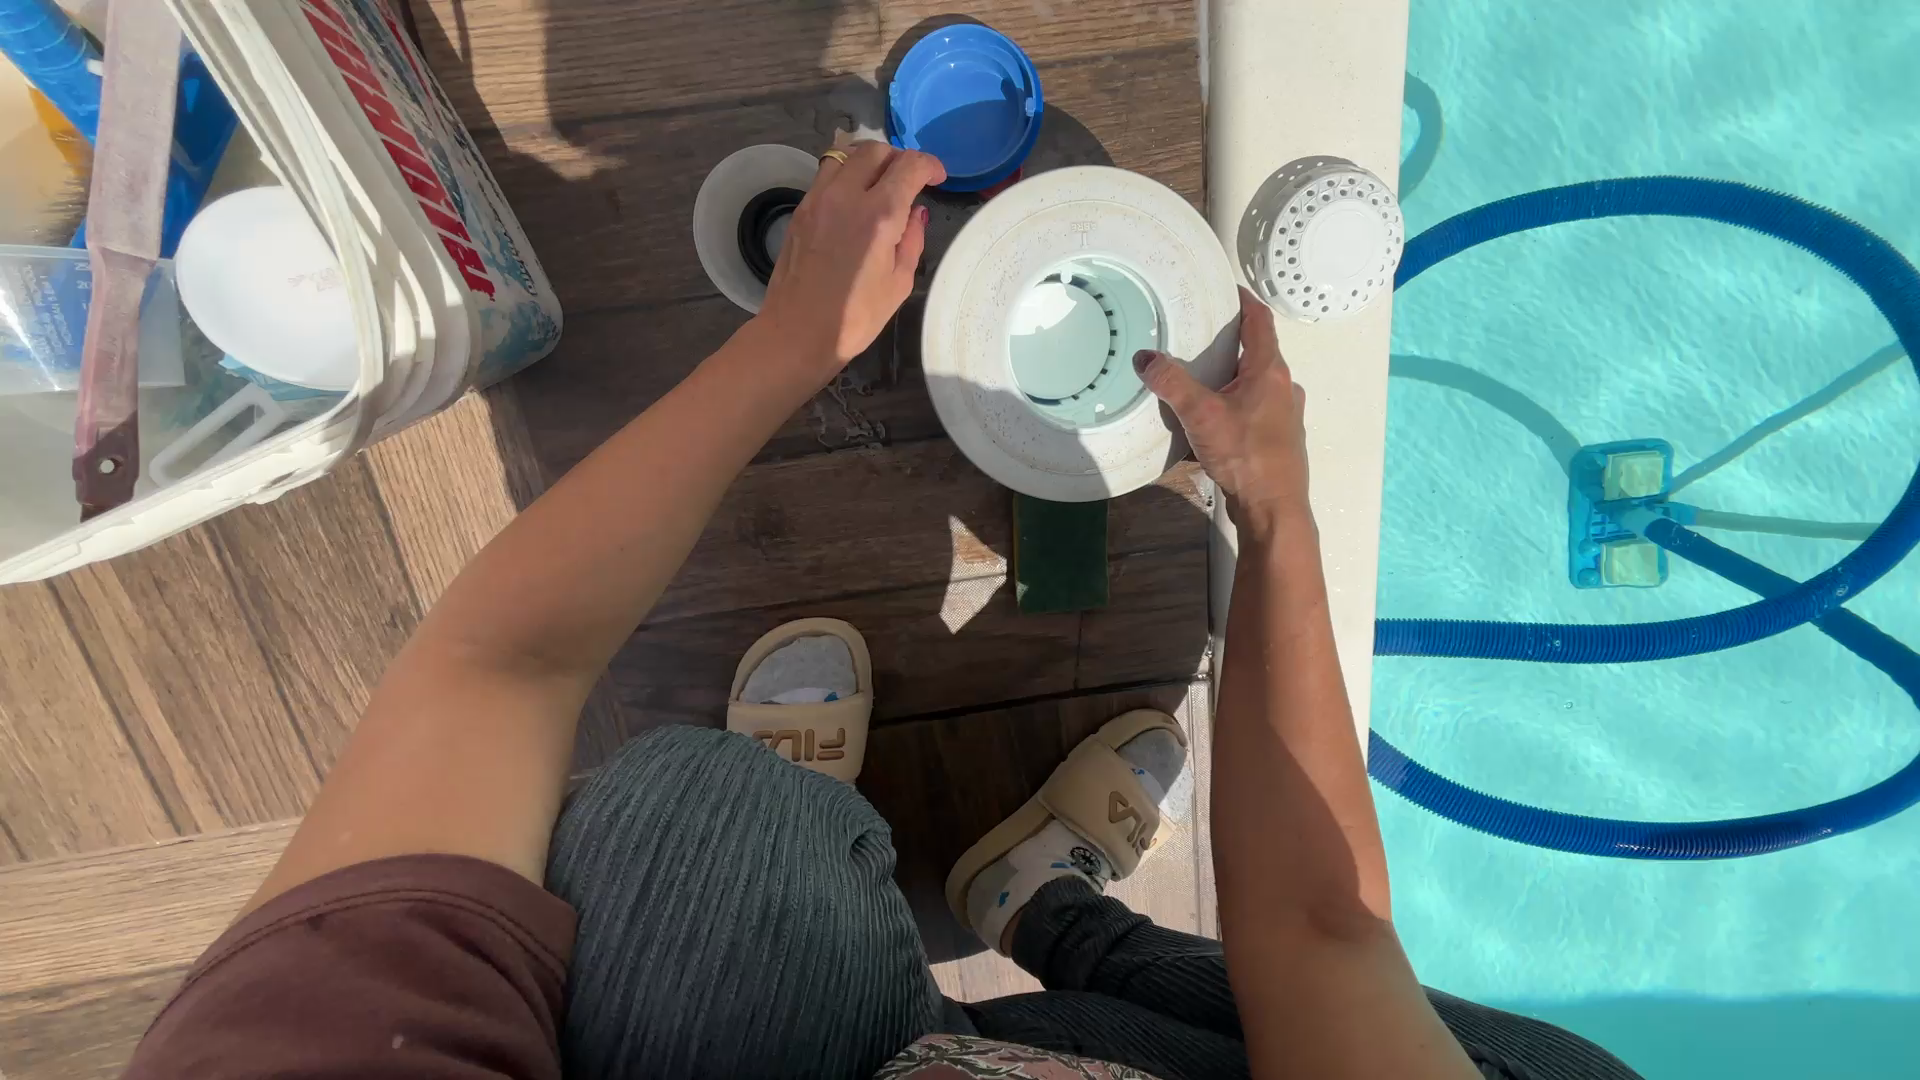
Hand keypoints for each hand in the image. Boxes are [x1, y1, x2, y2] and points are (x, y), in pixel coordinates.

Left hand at [755, 137, 946, 371]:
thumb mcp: (898, 284)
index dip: (929, 165)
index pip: (908, 166)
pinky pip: (827, 175)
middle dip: (898, 158)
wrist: (798, 332)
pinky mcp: (801, 210)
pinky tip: (853, 201)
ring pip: (846, 155)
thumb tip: (915, 213)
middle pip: (876, 150)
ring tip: (879, 183)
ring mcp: (818, 199)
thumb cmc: (856, 319)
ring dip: (869, 161)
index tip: (938, 177)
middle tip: (909, 180)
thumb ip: (911, 241)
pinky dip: (846, 176)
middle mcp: (847, 196)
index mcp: (879, 215)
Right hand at [1135, 287, 1311, 528]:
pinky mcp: (1278, 439)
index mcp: (1270, 371)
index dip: (1244, 301)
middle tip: (1201, 335)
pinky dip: (1236, 403)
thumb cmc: (1244, 454)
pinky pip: (1255, 409)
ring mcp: (1284, 414)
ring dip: (1234, 375)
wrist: (1272, 506)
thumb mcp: (1201, 414)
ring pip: (1257, 383)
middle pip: (1260, 352)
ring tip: (1202, 377)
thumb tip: (1144, 357)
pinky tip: (1214, 419)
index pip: (1260, 322)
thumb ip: (1172, 383)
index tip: (1226, 290)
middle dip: (1232, 341)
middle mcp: (1283, 386)